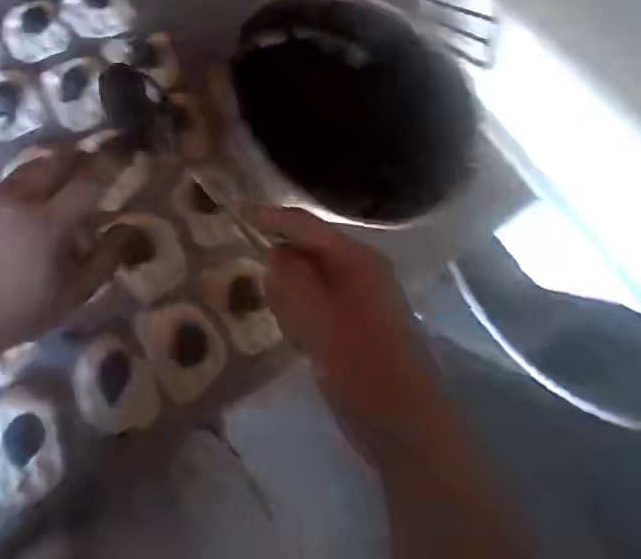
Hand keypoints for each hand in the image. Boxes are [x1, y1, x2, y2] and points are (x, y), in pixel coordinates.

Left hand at [0, 144, 151, 361]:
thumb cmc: (28, 308)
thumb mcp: (77, 290)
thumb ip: (108, 255)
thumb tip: (132, 225)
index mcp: (49, 222)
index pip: (88, 180)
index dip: (111, 162)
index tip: (129, 150)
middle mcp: (24, 198)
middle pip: (60, 160)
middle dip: (85, 154)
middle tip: (104, 153)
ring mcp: (2, 197)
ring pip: (38, 162)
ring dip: (61, 159)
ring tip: (78, 165)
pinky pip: (20, 173)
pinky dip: (39, 169)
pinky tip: (47, 181)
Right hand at [248, 205, 433, 453]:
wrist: (406, 431)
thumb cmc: (362, 367)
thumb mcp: (316, 317)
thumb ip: (288, 277)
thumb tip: (274, 253)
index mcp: (357, 259)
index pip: (304, 224)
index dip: (268, 215)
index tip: (234, 209)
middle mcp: (360, 270)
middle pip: (304, 250)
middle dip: (281, 269)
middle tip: (265, 291)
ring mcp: (358, 298)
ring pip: (305, 280)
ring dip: (290, 298)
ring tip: (292, 328)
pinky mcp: (352, 324)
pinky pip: (313, 304)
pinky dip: (300, 316)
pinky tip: (302, 342)